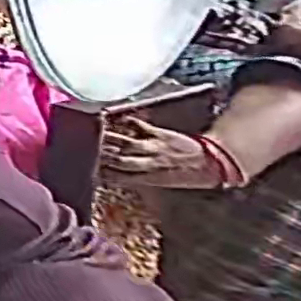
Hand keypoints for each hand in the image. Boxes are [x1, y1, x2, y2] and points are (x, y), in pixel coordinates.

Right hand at [99, 116, 228, 188]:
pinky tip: (112, 118)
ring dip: (106, 137)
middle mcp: (150, 163)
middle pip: (118, 158)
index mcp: (151, 178)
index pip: (119, 175)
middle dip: (100, 153)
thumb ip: (139, 176)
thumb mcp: (165, 182)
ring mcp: (155, 147)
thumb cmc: (190, 175)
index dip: (101, 171)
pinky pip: (137, 126)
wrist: (217, 163)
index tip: (88, 167)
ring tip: (91, 132)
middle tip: (83, 147)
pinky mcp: (160, 134)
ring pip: (124, 142)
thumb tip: (113, 174)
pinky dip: (124, 121)